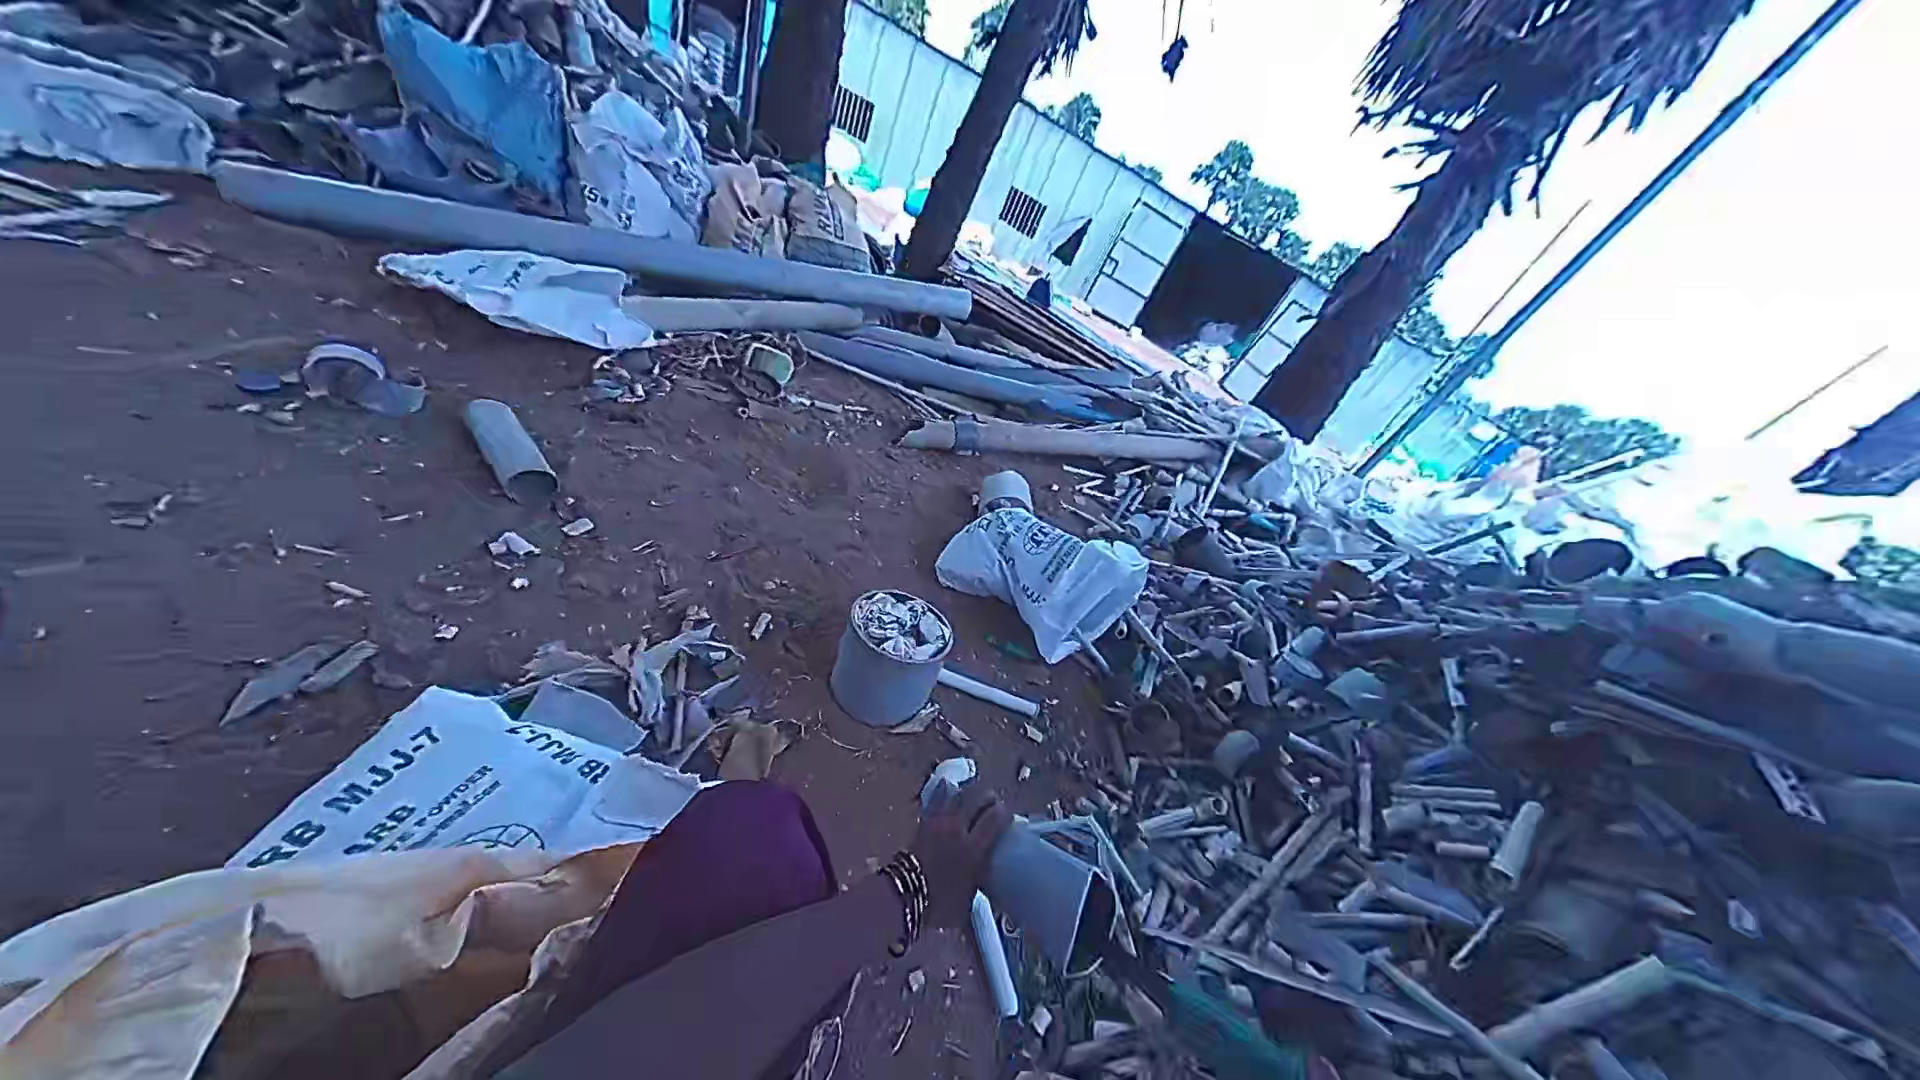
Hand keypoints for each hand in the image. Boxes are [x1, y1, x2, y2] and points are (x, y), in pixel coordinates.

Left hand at [911, 781, 1010, 926]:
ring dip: (966, 793)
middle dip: (987, 798)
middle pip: (977, 801)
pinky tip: (946, 786)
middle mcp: (959, 829)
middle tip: (992, 800)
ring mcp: (940, 822)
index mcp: (974, 849)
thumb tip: (987, 886)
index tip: (1007, 814)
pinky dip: (943, 791)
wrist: (906, 893)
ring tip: (970, 794)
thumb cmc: (939, 904)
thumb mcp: (967, 902)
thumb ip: (979, 886)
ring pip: (957, 795)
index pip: (994, 820)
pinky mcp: (924, 821)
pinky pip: (936, 800)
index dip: (1003, 813)